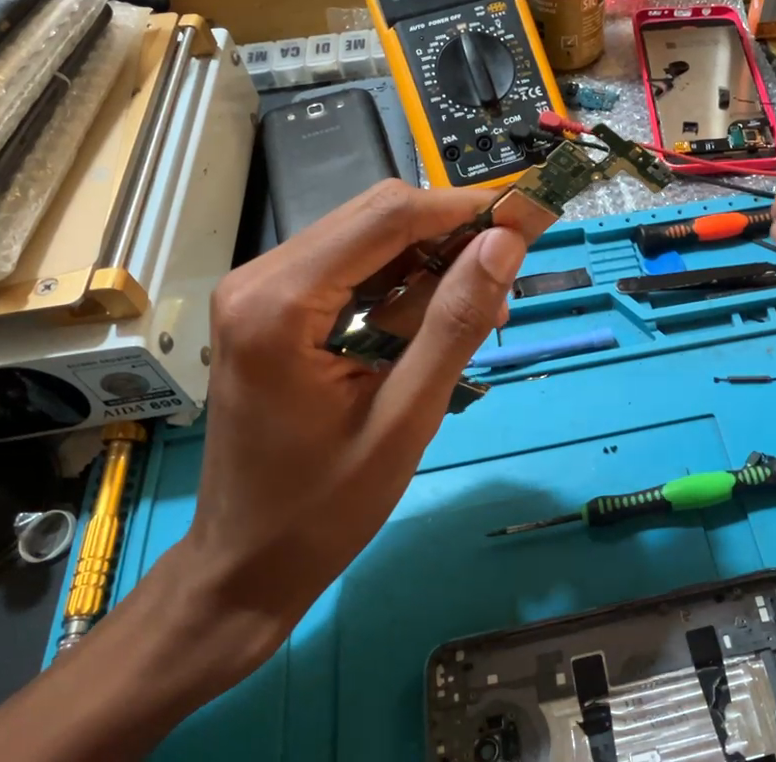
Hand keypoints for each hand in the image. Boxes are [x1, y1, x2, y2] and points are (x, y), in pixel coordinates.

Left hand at [176, 181, 527, 657]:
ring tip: (482, 314)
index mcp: (279, 302)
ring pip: (367, 241)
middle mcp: (259, 278)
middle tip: (507, 284)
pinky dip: (401, 287)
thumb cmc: (324, 508)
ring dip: (431, 264)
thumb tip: (505, 243)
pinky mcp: (270, 311)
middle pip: (375, 218)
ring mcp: (259, 292)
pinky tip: (435, 323)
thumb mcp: (405, 419)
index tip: (529, 219)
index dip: (465, 209)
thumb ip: (454, 322)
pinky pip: (350, 272)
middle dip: (451, 237)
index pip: (387, 217)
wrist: (246, 566)